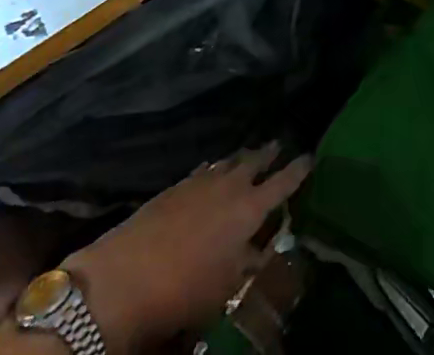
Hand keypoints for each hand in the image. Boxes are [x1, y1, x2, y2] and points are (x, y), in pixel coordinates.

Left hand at [59, 143, 311, 353]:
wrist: (122, 279)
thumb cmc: (185, 288)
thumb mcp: (228, 284)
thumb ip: (249, 261)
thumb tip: (261, 249)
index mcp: (250, 207)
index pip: (284, 181)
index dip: (299, 169)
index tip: (312, 155)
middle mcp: (229, 186)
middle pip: (255, 161)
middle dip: (270, 153)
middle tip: (280, 145)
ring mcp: (199, 183)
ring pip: (228, 162)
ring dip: (241, 159)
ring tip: (249, 155)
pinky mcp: (173, 188)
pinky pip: (204, 170)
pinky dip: (214, 169)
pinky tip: (212, 172)